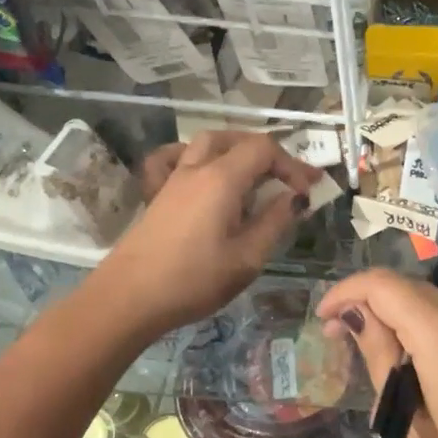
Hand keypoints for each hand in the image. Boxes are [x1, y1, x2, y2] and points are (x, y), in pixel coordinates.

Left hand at [95, 132, 321, 335]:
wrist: (129, 298)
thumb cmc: (194, 280)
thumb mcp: (248, 257)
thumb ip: (275, 222)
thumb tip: (296, 198)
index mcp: (222, 179)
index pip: (264, 149)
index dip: (292, 165)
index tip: (307, 193)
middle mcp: (196, 169)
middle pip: (236, 140)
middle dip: (268, 154)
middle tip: (289, 179)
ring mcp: (174, 180)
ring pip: (207, 144)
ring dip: (237, 151)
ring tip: (256, 175)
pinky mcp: (160, 195)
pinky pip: (181, 159)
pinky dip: (202, 158)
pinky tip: (208, 175)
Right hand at [317, 270, 437, 437]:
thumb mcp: (408, 415)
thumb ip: (380, 357)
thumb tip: (355, 317)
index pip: (383, 285)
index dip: (346, 292)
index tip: (323, 319)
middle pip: (406, 286)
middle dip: (367, 301)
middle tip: (339, 335)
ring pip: (429, 298)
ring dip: (395, 312)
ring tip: (373, 350)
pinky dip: (422, 323)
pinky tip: (413, 356)